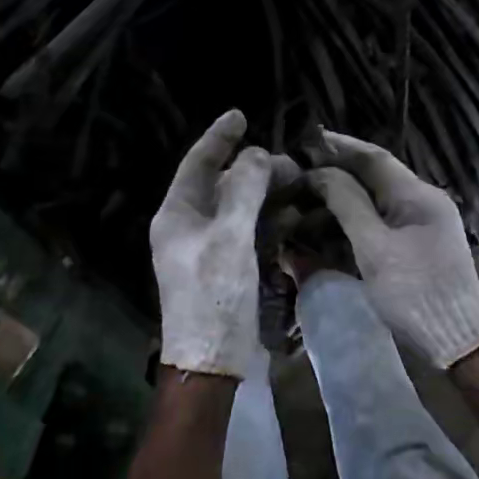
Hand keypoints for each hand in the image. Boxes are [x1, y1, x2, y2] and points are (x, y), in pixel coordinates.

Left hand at [150, 110, 296, 377]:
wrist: (211, 364)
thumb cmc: (214, 295)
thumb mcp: (229, 238)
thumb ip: (243, 191)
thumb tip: (255, 154)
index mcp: (177, 213)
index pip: (197, 163)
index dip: (218, 137)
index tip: (240, 113)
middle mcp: (188, 225)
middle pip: (222, 184)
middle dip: (255, 170)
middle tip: (293, 163)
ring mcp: (208, 247)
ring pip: (239, 208)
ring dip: (267, 195)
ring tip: (301, 184)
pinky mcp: (227, 267)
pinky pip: (248, 233)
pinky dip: (269, 222)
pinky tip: (295, 216)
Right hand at [307, 130, 478, 368]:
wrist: (457, 345)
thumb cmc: (415, 294)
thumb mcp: (374, 248)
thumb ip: (346, 203)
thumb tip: (320, 173)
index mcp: (419, 196)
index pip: (374, 157)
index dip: (339, 146)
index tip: (305, 141)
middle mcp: (421, 203)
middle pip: (371, 177)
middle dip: (333, 173)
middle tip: (295, 173)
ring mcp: (418, 226)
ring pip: (371, 200)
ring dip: (337, 198)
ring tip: (301, 200)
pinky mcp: (412, 246)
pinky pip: (375, 222)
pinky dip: (347, 221)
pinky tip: (322, 226)